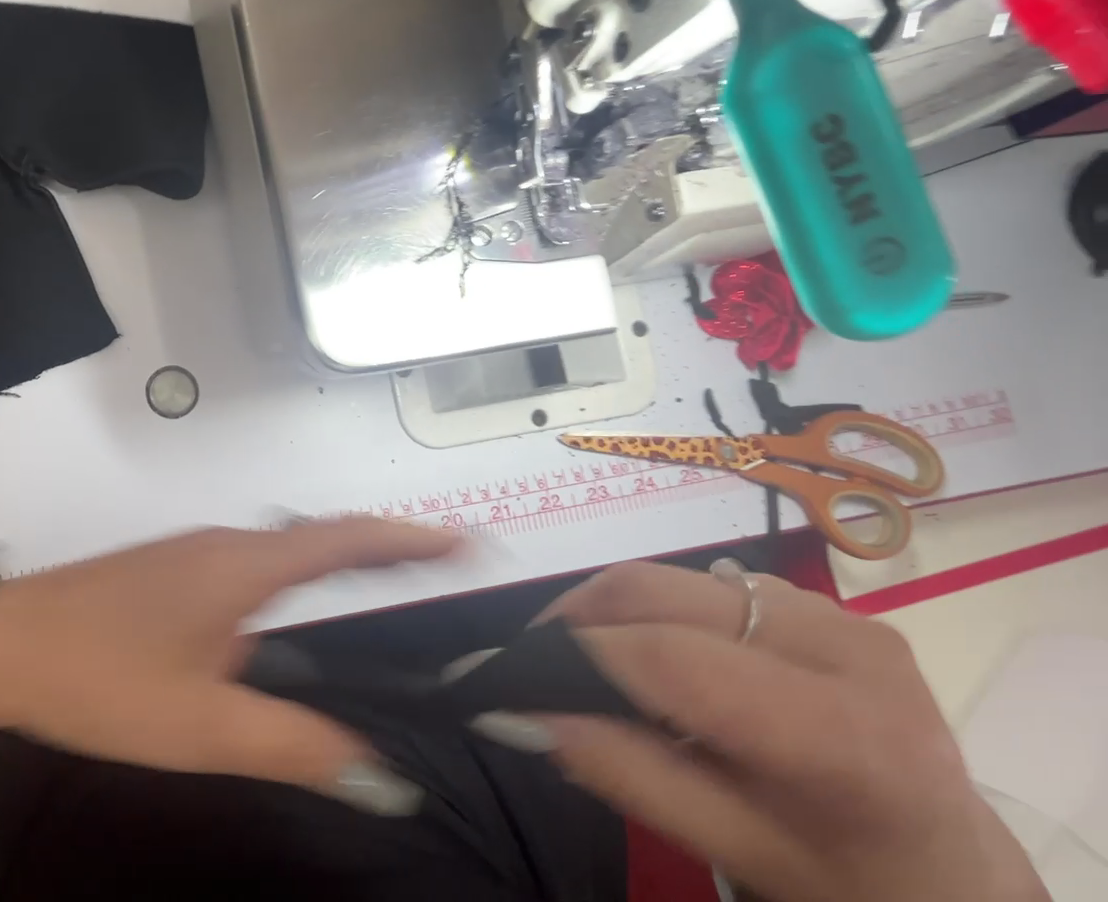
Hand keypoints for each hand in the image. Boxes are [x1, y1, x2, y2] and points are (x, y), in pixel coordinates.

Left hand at [0, 519, 460, 813]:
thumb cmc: (98, 676)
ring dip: (331, 581)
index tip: (465, 545)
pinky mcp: (163, 578)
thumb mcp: (203, 724)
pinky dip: (287, 599)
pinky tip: (289, 645)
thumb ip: (296, 745)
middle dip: (380, 561)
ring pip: (279, 562)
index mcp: (242, 564)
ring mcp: (188, 557)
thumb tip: (383, 777)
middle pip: (318, 543)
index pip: (346, 539)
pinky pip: (245, 578)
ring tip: (379, 622)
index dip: (411, 541)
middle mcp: (221, 546)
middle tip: (437, 594)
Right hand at [505, 561, 1046, 901]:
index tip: (500, 673)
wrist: (948, 867)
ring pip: (670, 576)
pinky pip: (699, 582)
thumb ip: (627, 773)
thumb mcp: (736, 848)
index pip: (672, 660)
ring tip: (577, 659)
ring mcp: (836, 612)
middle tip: (526, 663)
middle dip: (573, 617)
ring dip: (605, 609)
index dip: (571, 656)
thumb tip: (517, 715)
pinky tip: (643, 653)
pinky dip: (648, 608)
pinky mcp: (821, 600)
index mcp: (841, 732)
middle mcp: (845, 646)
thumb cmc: (843, 876)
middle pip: (660, 593)